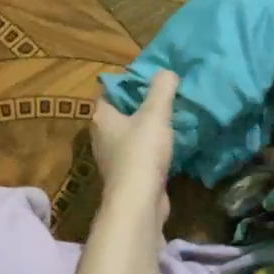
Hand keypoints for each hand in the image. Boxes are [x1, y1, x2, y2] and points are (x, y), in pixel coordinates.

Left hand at [93, 69, 178, 208]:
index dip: (128, 82)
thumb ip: (162, 88)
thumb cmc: (141, 151)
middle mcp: (102, 136)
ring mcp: (113, 158)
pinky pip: (140, 154)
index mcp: (102, 117)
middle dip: (141, 104)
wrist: (139, 201)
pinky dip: (152, 149)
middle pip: (121, 113)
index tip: (151, 78)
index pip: (109, 91)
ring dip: (148, 128)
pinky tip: (171, 145)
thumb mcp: (155, 113)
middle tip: (166, 95)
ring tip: (172, 117)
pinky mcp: (127, 176)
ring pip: (131, 135)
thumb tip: (166, 72)